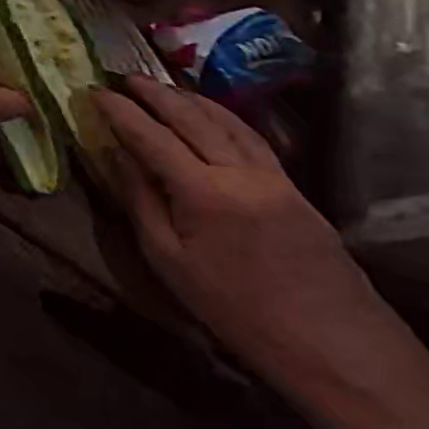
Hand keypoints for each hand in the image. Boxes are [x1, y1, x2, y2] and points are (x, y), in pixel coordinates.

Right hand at [96, 78, 428, 428]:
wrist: (337, 352)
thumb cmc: (233, 306)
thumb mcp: (167, 257)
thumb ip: (138, 198)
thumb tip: (113, 152)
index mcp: (205, 193)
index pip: (151, 135)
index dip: (118, 110)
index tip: (91, 90)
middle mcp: (244, 176)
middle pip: (195, 120)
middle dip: (156, 94)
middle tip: (123, 76)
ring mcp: (279, 183)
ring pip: (231, 125)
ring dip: (192, 100)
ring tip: (162, 86)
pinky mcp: (298, 195)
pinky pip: (256, 142)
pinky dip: (226, 120)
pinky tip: (211, 117)